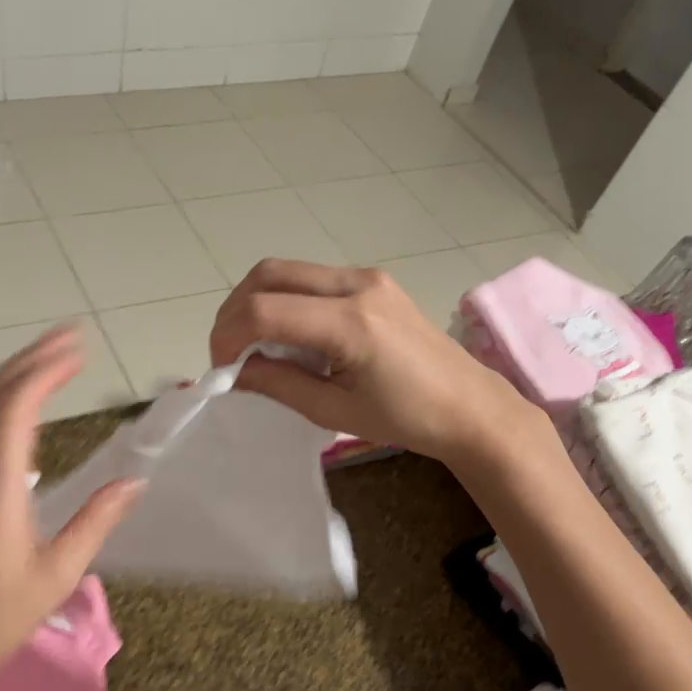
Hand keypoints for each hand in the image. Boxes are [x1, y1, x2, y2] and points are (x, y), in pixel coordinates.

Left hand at [0, 325, 142, 690]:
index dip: (46, 371)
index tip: (79, 351)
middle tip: (69, 338)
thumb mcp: (56, 576)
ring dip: (5, 377)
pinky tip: (2, 407)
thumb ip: (95, 523)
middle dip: (29, 360)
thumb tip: (133, 481)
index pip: (16, 408)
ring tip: (42, 361)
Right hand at [208, 259, 543, 463]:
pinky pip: (311, 278)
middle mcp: (357, 285)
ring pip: (287, 270)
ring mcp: (367, 277)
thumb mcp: (334, 411)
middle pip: (269, 274)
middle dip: (234, 311)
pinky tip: (285, 335)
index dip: (228, 336)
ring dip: (256, 302)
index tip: (222, 370)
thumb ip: (279, 384)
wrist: (469, 405)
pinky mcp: (372, 280)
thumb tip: (235, 372)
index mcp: (351, 323)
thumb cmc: (406, 419)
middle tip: (228, 353)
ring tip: (251, 345)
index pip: (265, 310)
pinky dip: (283, 300)